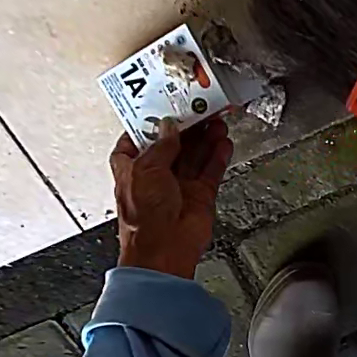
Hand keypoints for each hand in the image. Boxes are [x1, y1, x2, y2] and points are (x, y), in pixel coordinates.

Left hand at [110, 117, 233, 279]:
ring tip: (215, 119)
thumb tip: (170, 129)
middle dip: (185, 127)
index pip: (137, 140)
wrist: (164, 249)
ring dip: (205, 138)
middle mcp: (155, 178)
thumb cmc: (144, 218)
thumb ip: (161, 146)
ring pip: (194, 156)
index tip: (163, 107)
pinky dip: (218, 156)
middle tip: (198, 108)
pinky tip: (223, 142)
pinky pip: (211, 171)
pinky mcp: (199, 196)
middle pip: (172, 145)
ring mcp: (179, 187)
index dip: (149, 124)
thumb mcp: (146, 169)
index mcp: (132, 170)